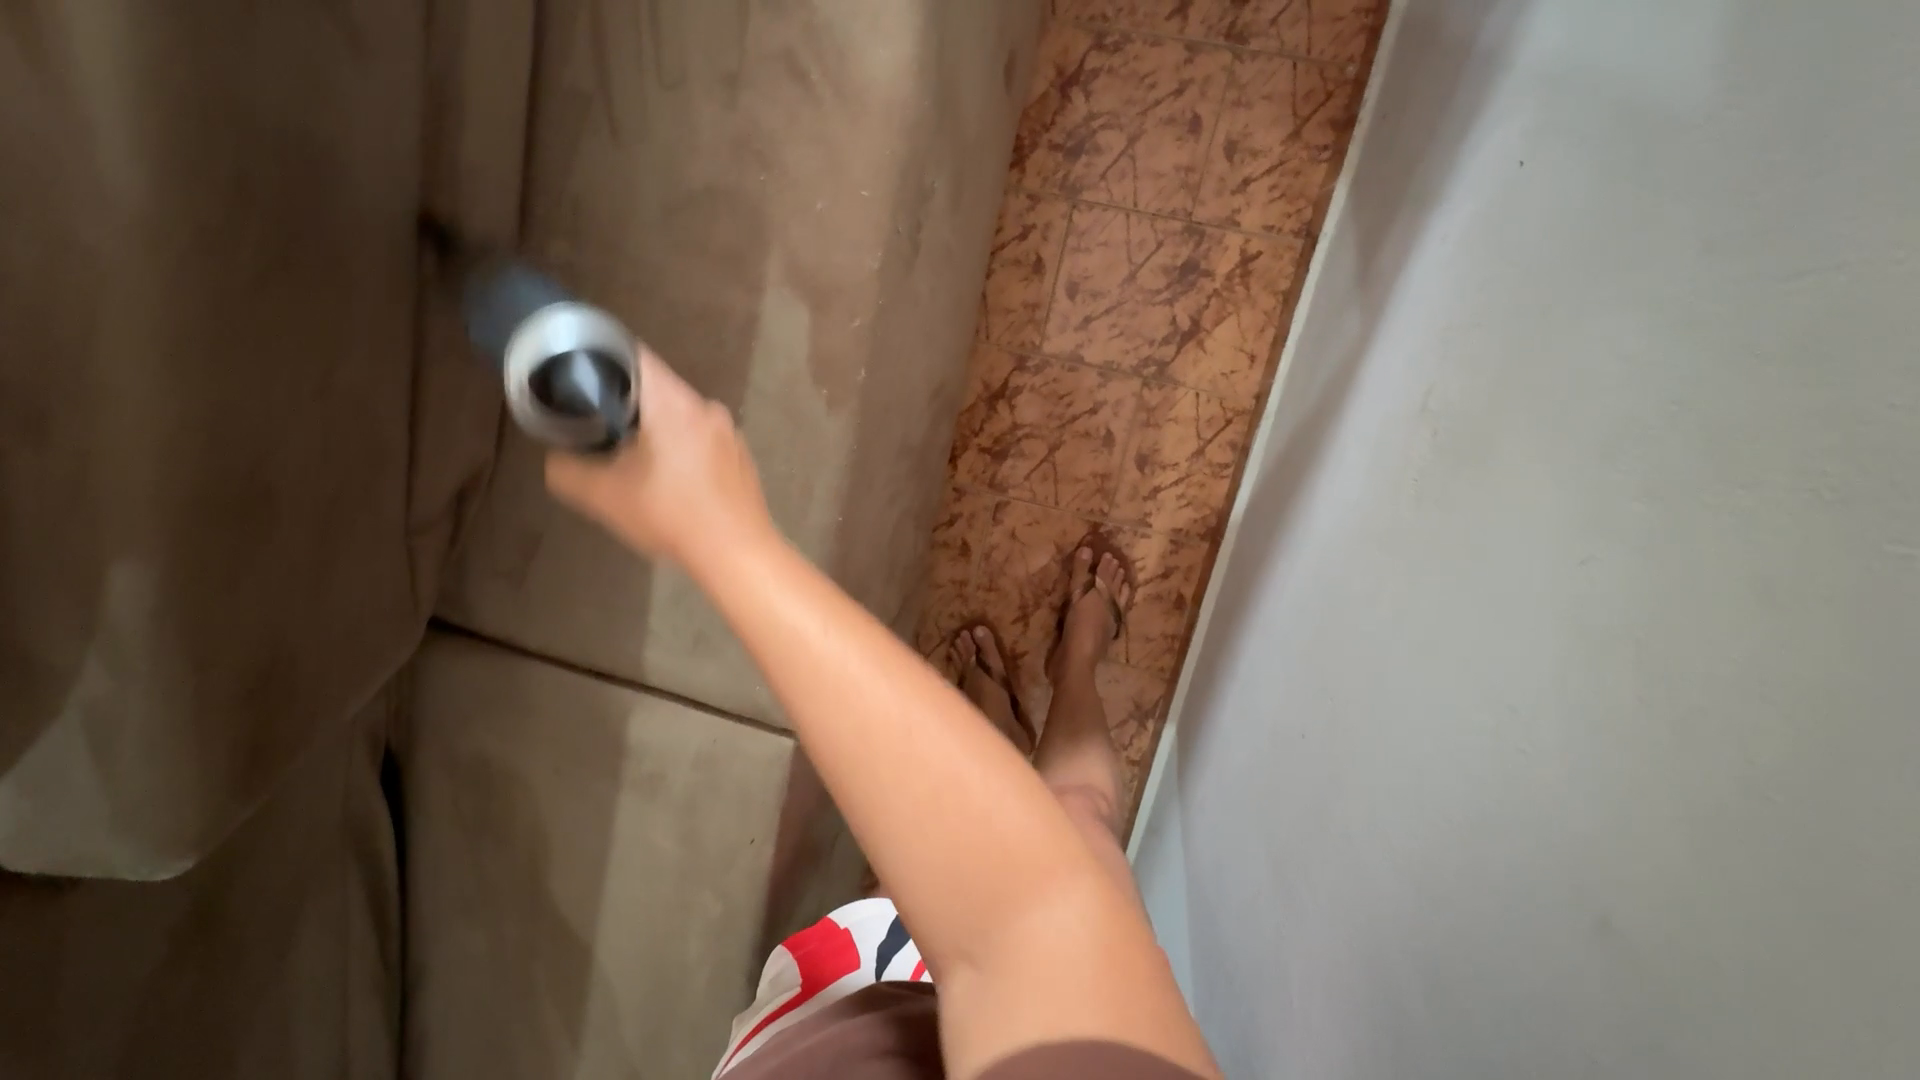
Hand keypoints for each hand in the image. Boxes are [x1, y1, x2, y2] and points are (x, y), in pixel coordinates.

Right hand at [545, 346, 775, 571]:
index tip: (579, 376)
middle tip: (599, 430)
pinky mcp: (741, 456)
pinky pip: (703, 440)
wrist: (737, 553)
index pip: (633, 356)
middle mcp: (707, 407)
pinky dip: (682, 451)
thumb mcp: (603, 496)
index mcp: (674, 402)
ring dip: (656, 433)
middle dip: (626, 406)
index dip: (601, 358)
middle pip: (657, 390)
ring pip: (681, 418)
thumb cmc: (671, 516)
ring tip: (634, 463)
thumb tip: (558, 456)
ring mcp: (730, 432)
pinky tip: (672, 483)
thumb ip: (566, 470)